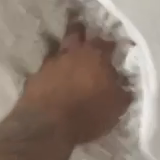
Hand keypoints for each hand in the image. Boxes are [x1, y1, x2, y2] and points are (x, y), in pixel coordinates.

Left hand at [19, 20, 131, 144]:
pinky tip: (54, 80)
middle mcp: (72, 52)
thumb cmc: (88, 114)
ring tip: (70, 59)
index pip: (107, 42)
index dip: (112, 44)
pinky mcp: (34, 78)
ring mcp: (50, 63)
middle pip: (76, 33)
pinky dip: (51, 73)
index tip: (116, 48)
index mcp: (95, 55)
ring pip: (59, 49)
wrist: (47, 126)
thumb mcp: (116, 106)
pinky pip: (45, 70)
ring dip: (65, 53)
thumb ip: (123, 90)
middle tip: (86, 36)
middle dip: (82, 32)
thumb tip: (125, 84)